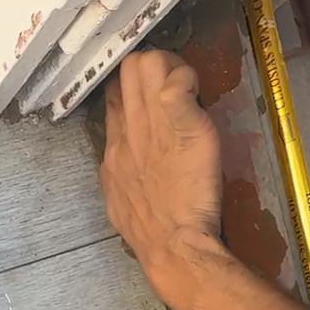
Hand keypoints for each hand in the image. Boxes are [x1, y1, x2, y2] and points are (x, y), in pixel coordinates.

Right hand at [100, 49, 226, 291]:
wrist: (171, 245)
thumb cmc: (151, 233)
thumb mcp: (119, 203)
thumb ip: (119, 175)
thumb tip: (122, 164)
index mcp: (113, 152)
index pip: (113, 99)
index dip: (131, 88)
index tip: (152, 96)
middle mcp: (127, 133)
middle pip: (127, 72)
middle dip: (151, 67)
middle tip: (175, 82)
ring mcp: (152, 127)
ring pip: (147, 65)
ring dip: (170, 65)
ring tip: (187, 85)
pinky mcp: (180, 123)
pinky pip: (177, 81)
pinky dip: (187, 78)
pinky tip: (197, 92)